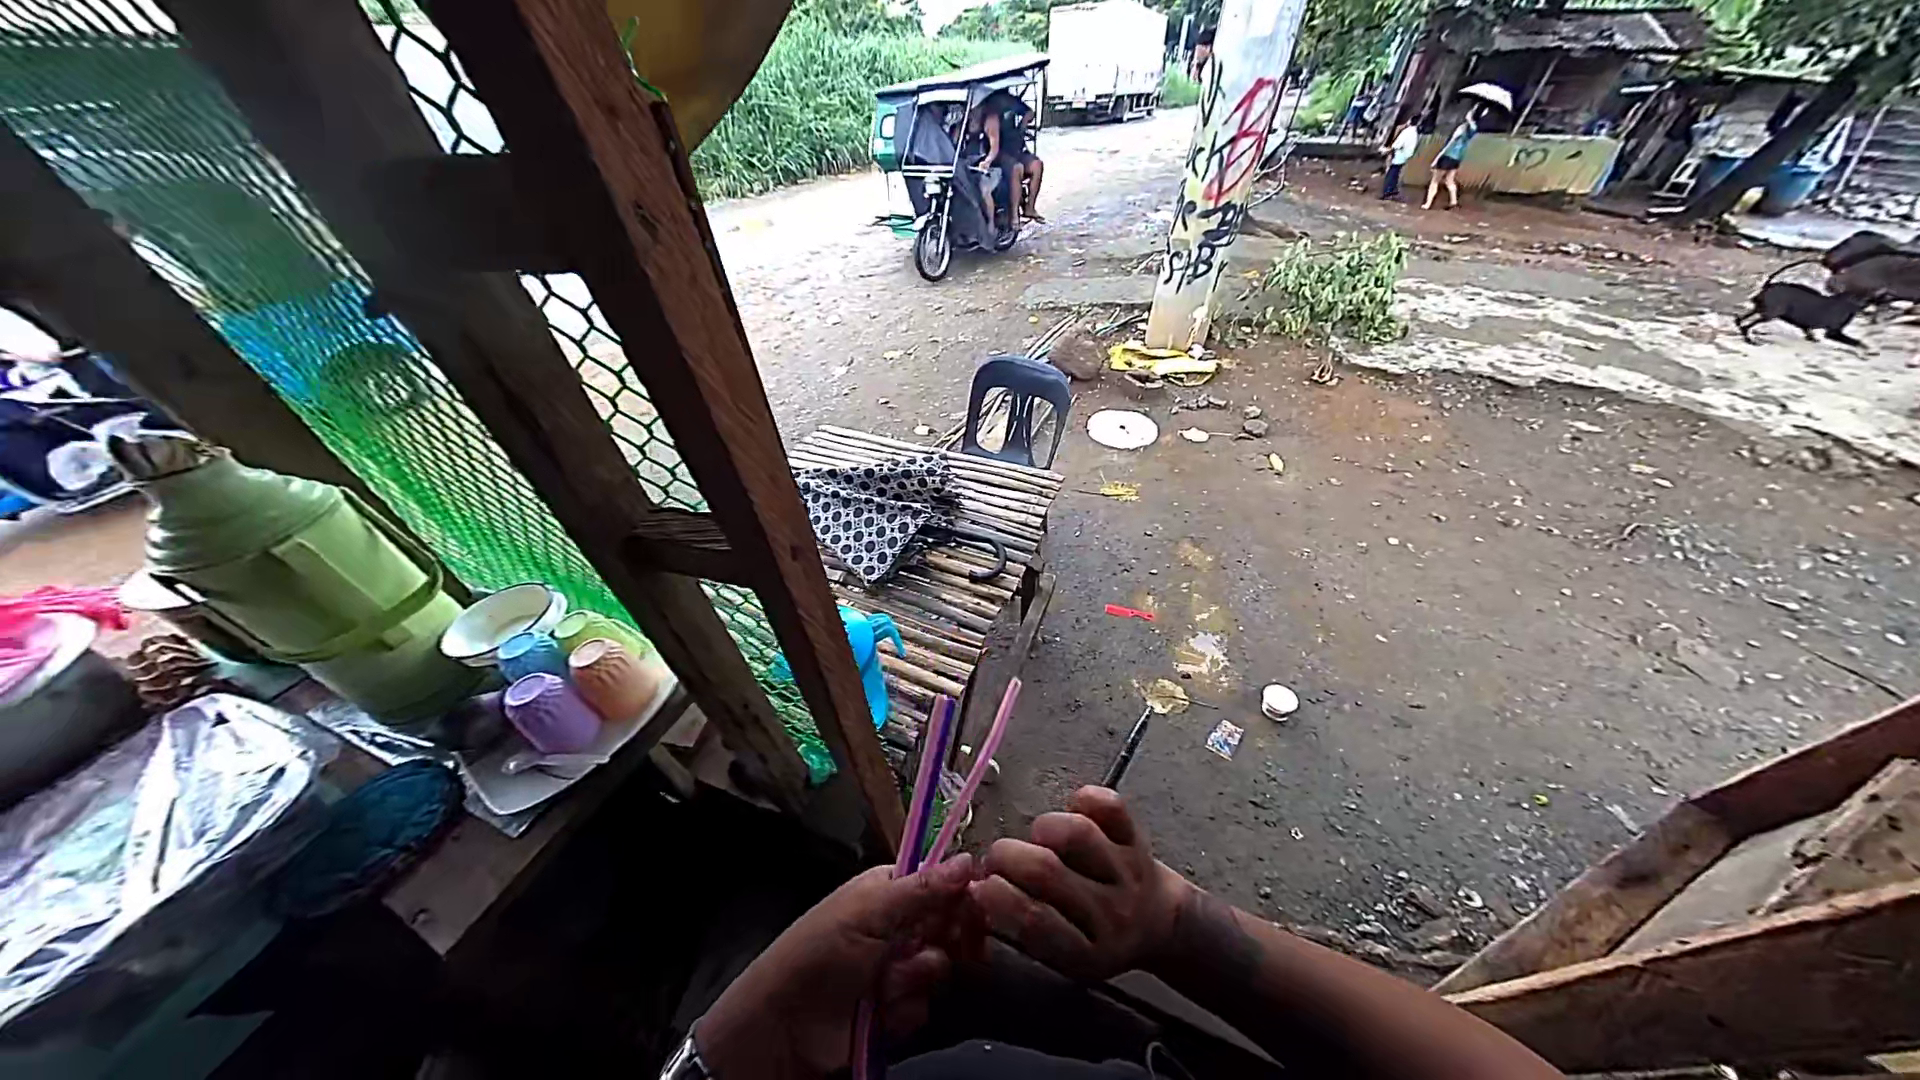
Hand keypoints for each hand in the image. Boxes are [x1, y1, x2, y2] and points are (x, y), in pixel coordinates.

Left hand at [697, 854, 979, 1079]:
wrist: (784, 1029)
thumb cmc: (821, 953)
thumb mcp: (871, 913)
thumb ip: (923, 888)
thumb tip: (967, 858)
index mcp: (889, 889)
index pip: (941, 883)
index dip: (960, 896)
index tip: (974, 910)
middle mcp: (897, 923)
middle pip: (947, 924)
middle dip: (938, 942)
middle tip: (924, 949)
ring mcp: (897, 965)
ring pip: (939, 966)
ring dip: (914, 978)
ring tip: (883, 985)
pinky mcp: (896, 1007)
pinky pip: (924, 1003)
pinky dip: (904, 1009)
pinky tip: (879, 1011)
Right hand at [969, 786, 1192, 979]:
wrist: (1159, 924)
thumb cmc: (1093, 937)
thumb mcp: (1060, 954)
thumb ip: (1018, 927)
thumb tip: (971, 891)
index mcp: (1086, 954)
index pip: (1035, 922)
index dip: (997, 898)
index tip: (977, 885)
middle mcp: (1111, 914)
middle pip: (1048, 871)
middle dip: (1007, 856)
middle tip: (997, 856)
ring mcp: (1127, 872)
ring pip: (1076, 834)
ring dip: (1042, 828)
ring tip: (1037, 837)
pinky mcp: (1137, 837)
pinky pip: (1110, 806)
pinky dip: (1085, 798)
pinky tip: (1072, 808)